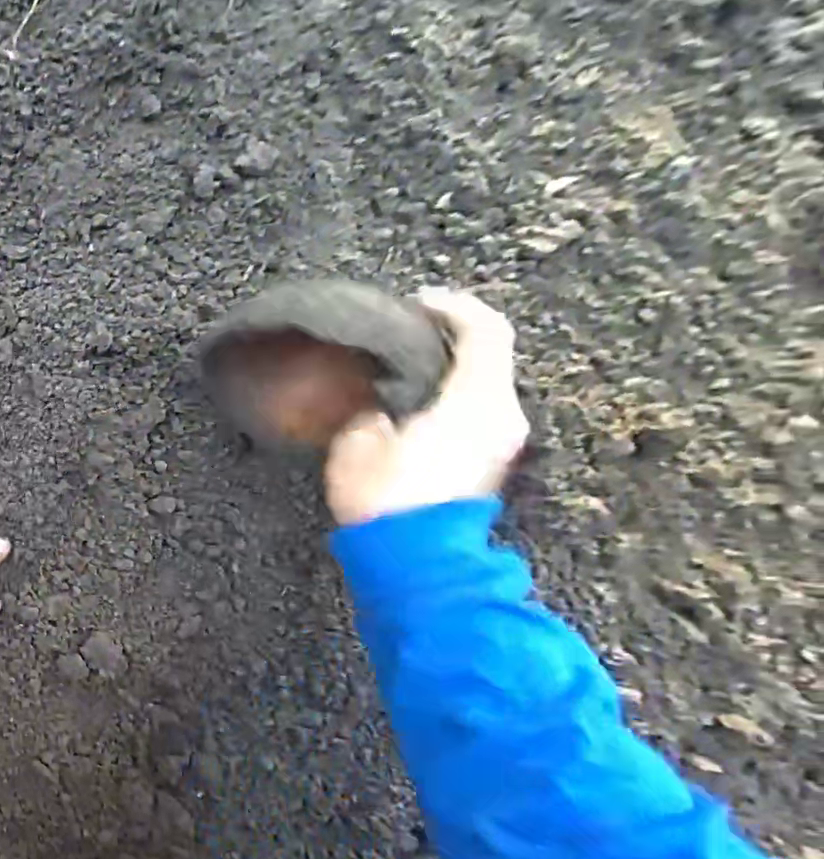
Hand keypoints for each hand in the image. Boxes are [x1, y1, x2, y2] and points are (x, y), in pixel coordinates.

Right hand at [326, 290, 529, 525]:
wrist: (415, 556)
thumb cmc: (386, 497)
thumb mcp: (358, 443)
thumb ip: (372, 409)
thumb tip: (379, 401)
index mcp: (474, 402)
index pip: (484, 332)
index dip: (453, 307)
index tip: (418, 302)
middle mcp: (501, 415)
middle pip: (488, 356)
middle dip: (446, 338)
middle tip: (402, 334)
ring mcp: (501, 439)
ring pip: (482, 382)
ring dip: (446, 368)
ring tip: (399, 368)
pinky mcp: (489, 458)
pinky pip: (475, 408)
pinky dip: (448, 393)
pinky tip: (410, 402)